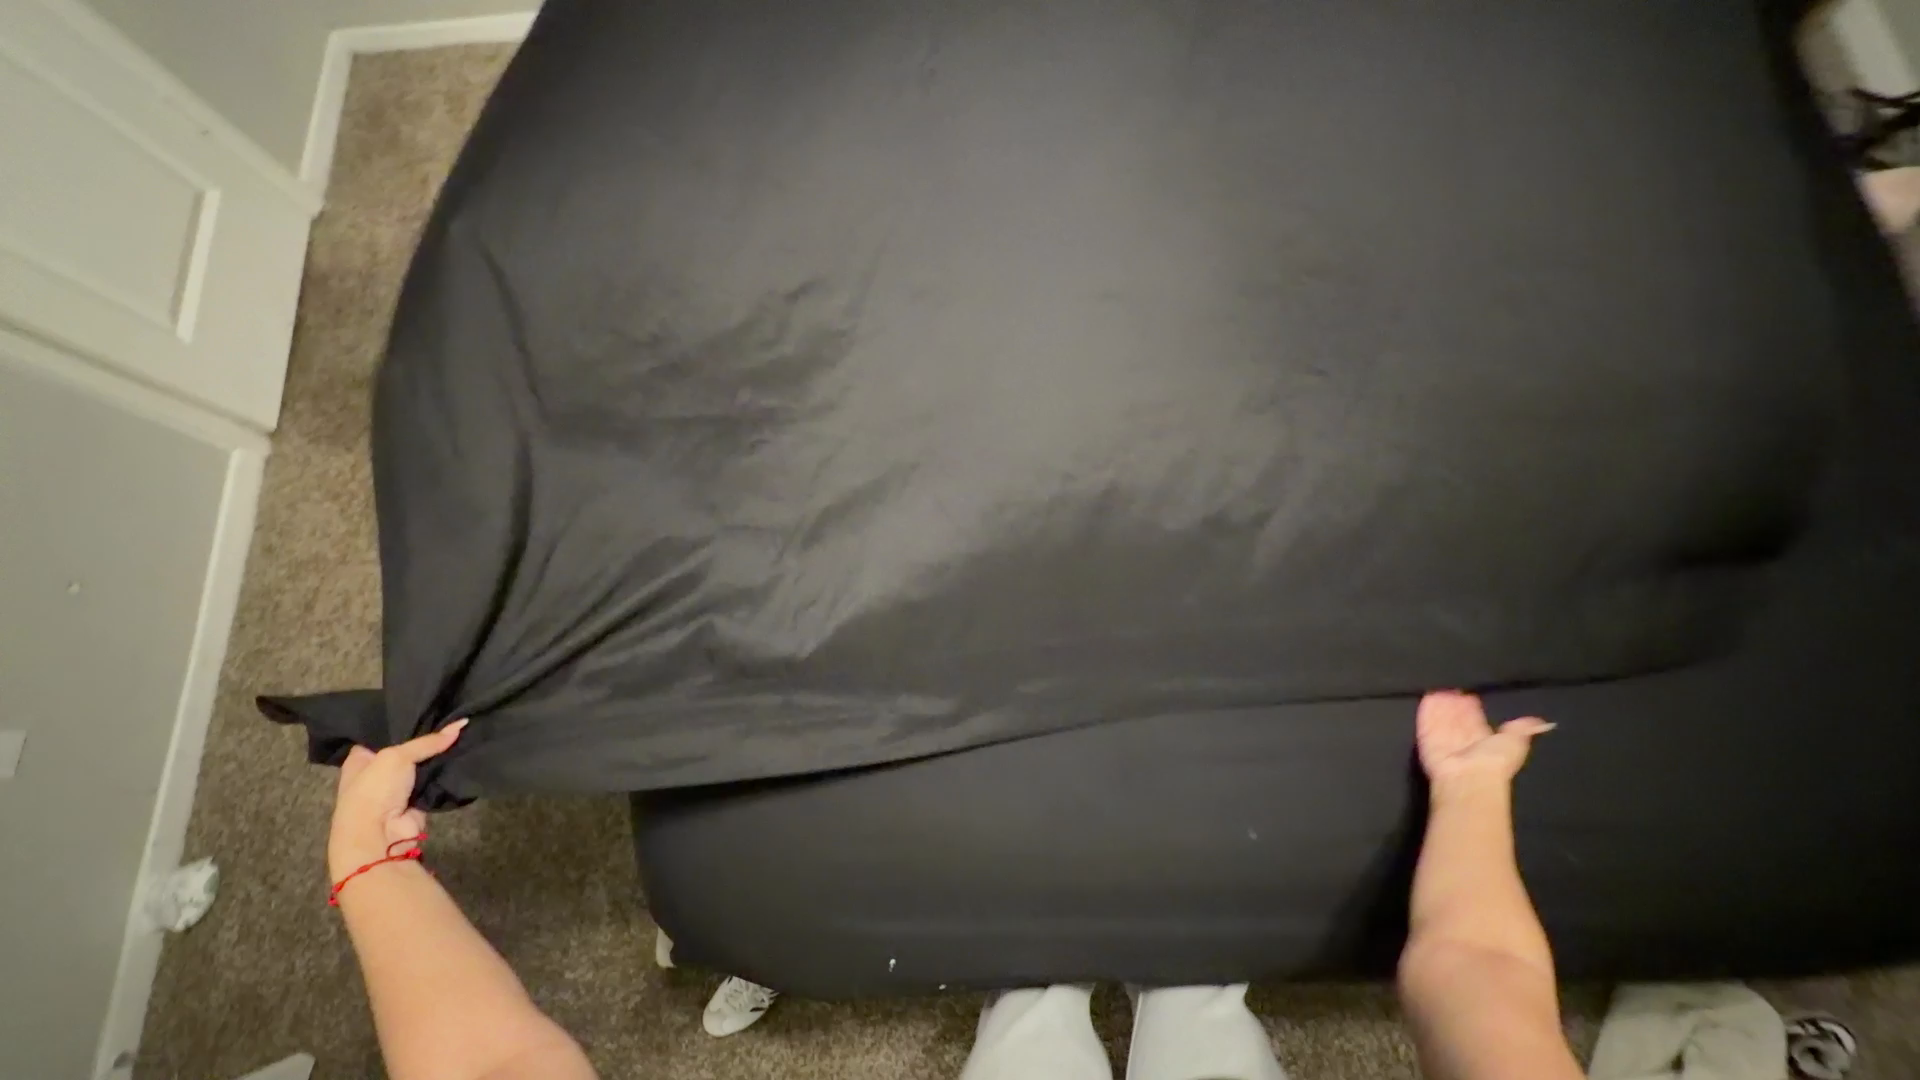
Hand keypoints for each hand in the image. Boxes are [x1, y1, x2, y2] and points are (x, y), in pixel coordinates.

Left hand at [328, 720, 465, 879]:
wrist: (379, 834)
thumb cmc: (374, 790)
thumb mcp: (397, 756)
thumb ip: (429, 740)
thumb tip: (462, 723)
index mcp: (360, 758)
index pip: (384, 732)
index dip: (405, 720)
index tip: (429, 706)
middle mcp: (377, 770)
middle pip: (408, 746)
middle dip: (428, 735)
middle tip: (452, 714)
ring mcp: (398, 786)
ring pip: (424, 762)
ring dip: (440, 753)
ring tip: (464, 728)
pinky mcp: (418, 798)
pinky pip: (435, 778)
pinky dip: (446, 769)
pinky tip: (464, 751)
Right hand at [1415, 691, 1551, 794]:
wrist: (1470, 776)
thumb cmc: (1495, 761)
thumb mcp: (1515, 742)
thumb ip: (1521, 729)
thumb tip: (1542, 722)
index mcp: (1484, 739)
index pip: (1476, 720)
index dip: (1472, 709)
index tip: (1469, 696)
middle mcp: (1464, 737)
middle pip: (1458, 718)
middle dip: (1455, 705)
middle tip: (1451, 690)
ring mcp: (1445, 737)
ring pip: (1442, 718)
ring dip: (1441, 706)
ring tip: (1438, 690)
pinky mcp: (1428, 738)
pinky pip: (1427, 722)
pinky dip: (1428, 710)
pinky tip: (1428, 696)